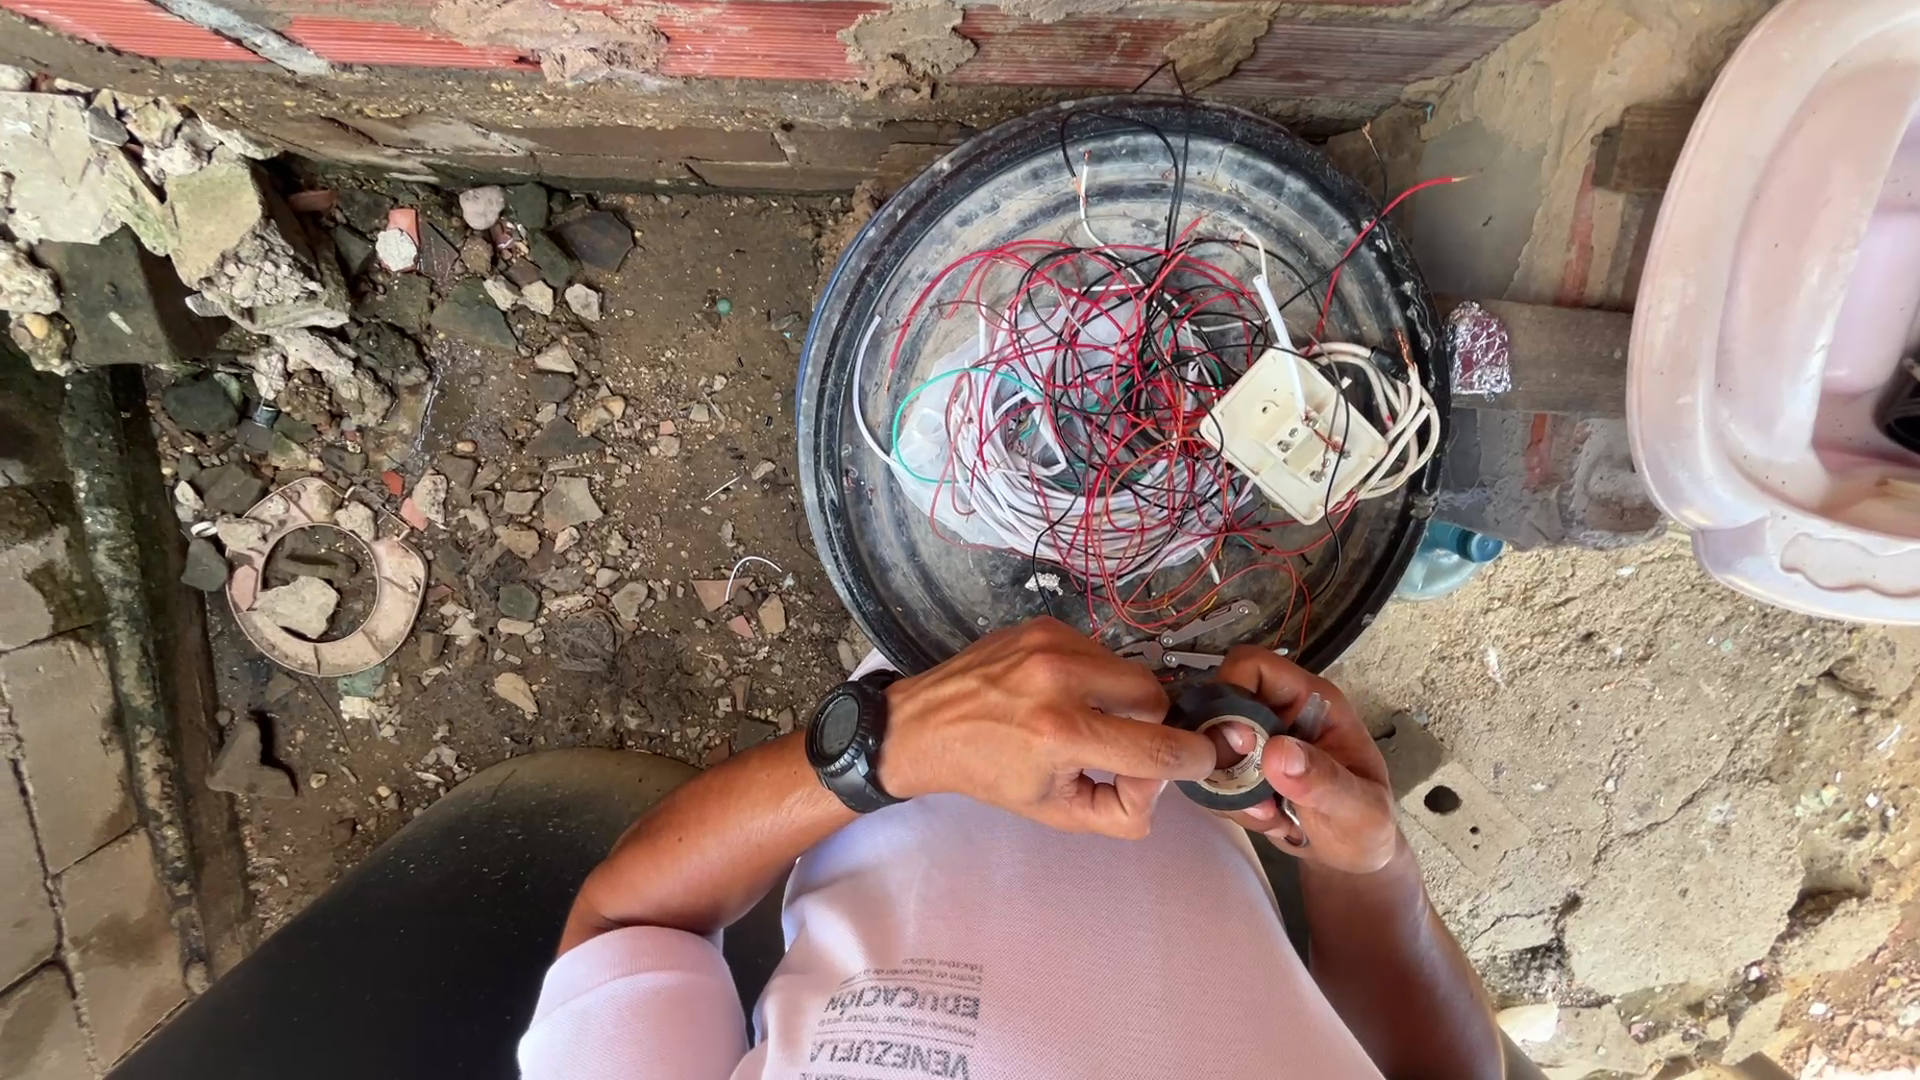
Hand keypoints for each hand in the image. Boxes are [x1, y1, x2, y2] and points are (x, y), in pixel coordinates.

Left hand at [876, 617, 1214, 839]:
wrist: (925, 724)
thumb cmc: (990, 773)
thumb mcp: (1056, 813)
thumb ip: (1124, 811)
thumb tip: (1163, 779)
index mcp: (1063, 734)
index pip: (1161, 748)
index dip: (1192, 759)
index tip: (1195, 760)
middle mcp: (1060, 679)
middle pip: (1155, 695)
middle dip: (1148, 724)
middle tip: (1115, 742)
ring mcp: (1051, 643)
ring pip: (1128, 669)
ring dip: (1120, 697)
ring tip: (1082, 715)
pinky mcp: (1044, 624)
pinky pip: (1099, 650)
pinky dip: (1093, 675)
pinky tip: (1060, 691)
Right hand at [1209, 647, 1398, 873]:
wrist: (1352, 859)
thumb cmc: (1367, 827)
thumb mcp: (1361, 810)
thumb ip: (1324, 780)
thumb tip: (1276, 751)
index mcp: (1310, 701)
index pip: (1252, 665)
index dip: (1234, 692)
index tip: (1242, 742)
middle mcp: (1276, 712)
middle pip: (1218, 704)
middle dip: (1226, 754)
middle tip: (1253, 795)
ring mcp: (1254, 739)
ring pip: (1208, 742)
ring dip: (1228, 785)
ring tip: (1269, 815)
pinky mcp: (1238, 765)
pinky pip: (1209, 772)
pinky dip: (1228, 802)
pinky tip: (1266, 819)